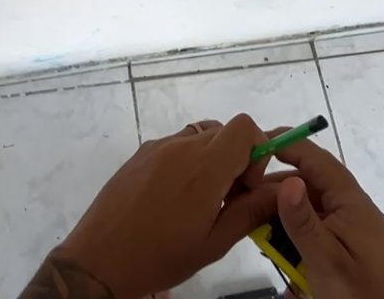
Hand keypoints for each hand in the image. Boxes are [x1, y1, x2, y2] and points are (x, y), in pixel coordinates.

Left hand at [54, 115, 281, 297]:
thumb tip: (282, 191)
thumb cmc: (161, 256)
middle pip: (224, 131)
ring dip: (212, 158)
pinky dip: (188, 160)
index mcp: (204, 167)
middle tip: (229, 198)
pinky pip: (176, 144)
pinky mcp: (142, 151)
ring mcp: (158, 146)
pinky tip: (176, 197)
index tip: (248, 184)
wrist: (101, 257)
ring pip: (200, 135)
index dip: (257, 150)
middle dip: (237, 158)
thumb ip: (250, 211)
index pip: (245, 127)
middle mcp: (181, 146)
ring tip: (203, 199)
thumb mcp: (214, 243)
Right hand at [266, 137, 383, 298]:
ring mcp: (353, 229)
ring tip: (257, 226)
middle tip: (245, 195)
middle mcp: (353, 208)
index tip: (252, 144)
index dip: (284, 143)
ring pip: (312, 207)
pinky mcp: (352, 248)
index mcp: (351, 201)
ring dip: (285, 214)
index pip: (314, 157)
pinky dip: (298, 235)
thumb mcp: (328, 263)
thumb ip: (304, 223)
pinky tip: (281, 252)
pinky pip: (319, 229)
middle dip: (277, 186)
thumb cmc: (364, 296)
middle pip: (310, 182)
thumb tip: (286, 180)